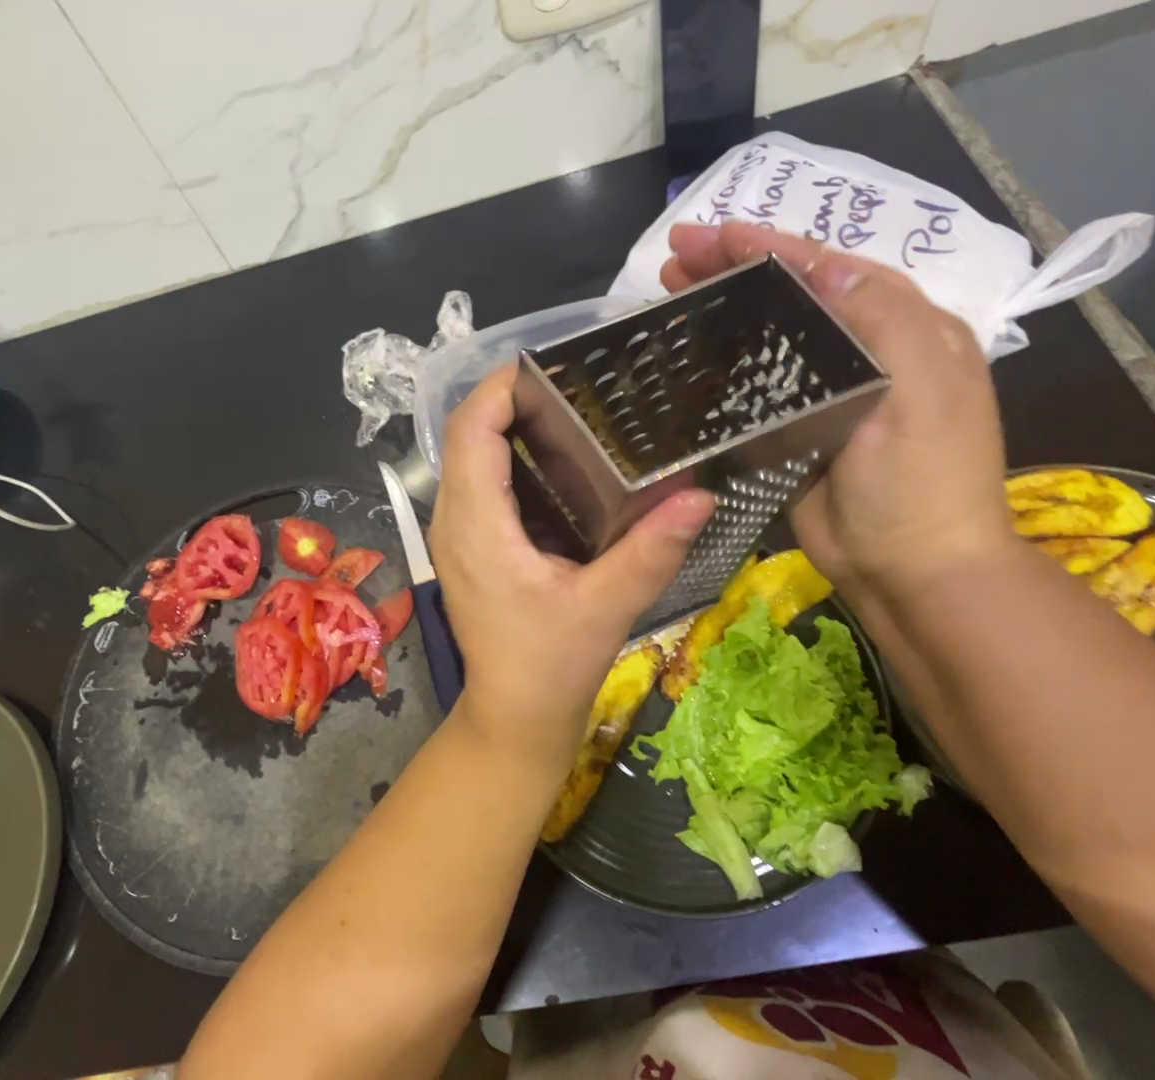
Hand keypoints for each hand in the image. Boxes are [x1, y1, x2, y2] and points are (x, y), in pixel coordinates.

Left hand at [429, 366, 714, 771]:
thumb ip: (650, 551)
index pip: (470, 433)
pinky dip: (507, 458)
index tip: (548, 364)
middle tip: (572, 383)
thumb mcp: (606, 607)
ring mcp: (454, 536)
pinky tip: (556, 462)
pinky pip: (477, 484)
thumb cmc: (551, 666)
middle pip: (465, 437)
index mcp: (478, 528)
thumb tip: (701, 494)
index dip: (499, 389)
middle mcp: (453, 523)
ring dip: (506, 427)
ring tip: (567, 410)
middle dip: (508, 400)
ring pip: (467, 459)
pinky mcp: (467, 548)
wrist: (515, 715)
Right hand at [660, 221, 1017, 606]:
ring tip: (667, 290)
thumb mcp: (919, 388)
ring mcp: (826, 396)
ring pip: (766, 338)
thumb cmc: (923, 480)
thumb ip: (879, 318)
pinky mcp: (795, 434)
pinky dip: (719, 366)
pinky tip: (684, 356)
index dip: (768, 246)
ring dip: (720, 312)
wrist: (911, 571)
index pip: (828, 270)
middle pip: (791, 296)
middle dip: (734, 271)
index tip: (711, 231)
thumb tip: (822, 265)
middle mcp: (864, 353)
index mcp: (904, 329)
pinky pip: (752, 388)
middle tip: (674, 259)